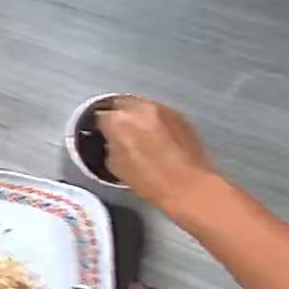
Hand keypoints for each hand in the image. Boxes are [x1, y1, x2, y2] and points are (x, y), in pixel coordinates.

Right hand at [96, 97, 219, 211]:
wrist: (189, 186)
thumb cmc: (149, 181)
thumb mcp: (115, 166)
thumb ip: (109, 145)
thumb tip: (112, 140)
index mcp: (118, 121)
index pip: (100, 115)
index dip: (99, 125)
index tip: (100, 133)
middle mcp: (139, 108)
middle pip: (120, 103)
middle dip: (116, 114)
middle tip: (116, 129)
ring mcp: (161, 109)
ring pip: (140, 105)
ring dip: (135, 115)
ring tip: (137, 132)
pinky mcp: (179, 114)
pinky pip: (158, 112)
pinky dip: (153, 120)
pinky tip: (156, 135)